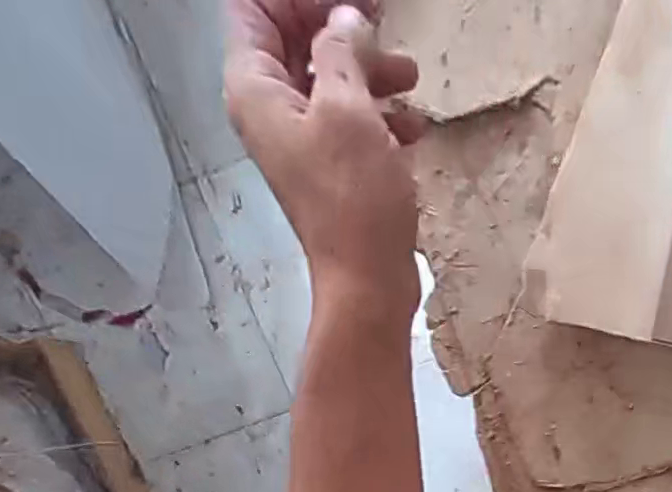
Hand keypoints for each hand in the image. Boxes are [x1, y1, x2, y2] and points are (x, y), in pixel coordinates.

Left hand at [224, 0, 424, 310]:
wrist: (369, 283)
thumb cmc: (356, 199)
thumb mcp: (350, 113)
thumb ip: (343, 54)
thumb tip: (347, 20)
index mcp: (256, 88)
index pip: (257, 9)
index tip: (354, 3)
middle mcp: (272, 112)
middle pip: (297, 45)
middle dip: (342, 30)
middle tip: (387, 26)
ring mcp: (305, 147)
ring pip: (332, 87)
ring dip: (370, 76)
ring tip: (413, 80)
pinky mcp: (336, 175)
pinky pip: (352, 128)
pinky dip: (381, 119)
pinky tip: (414, 129)